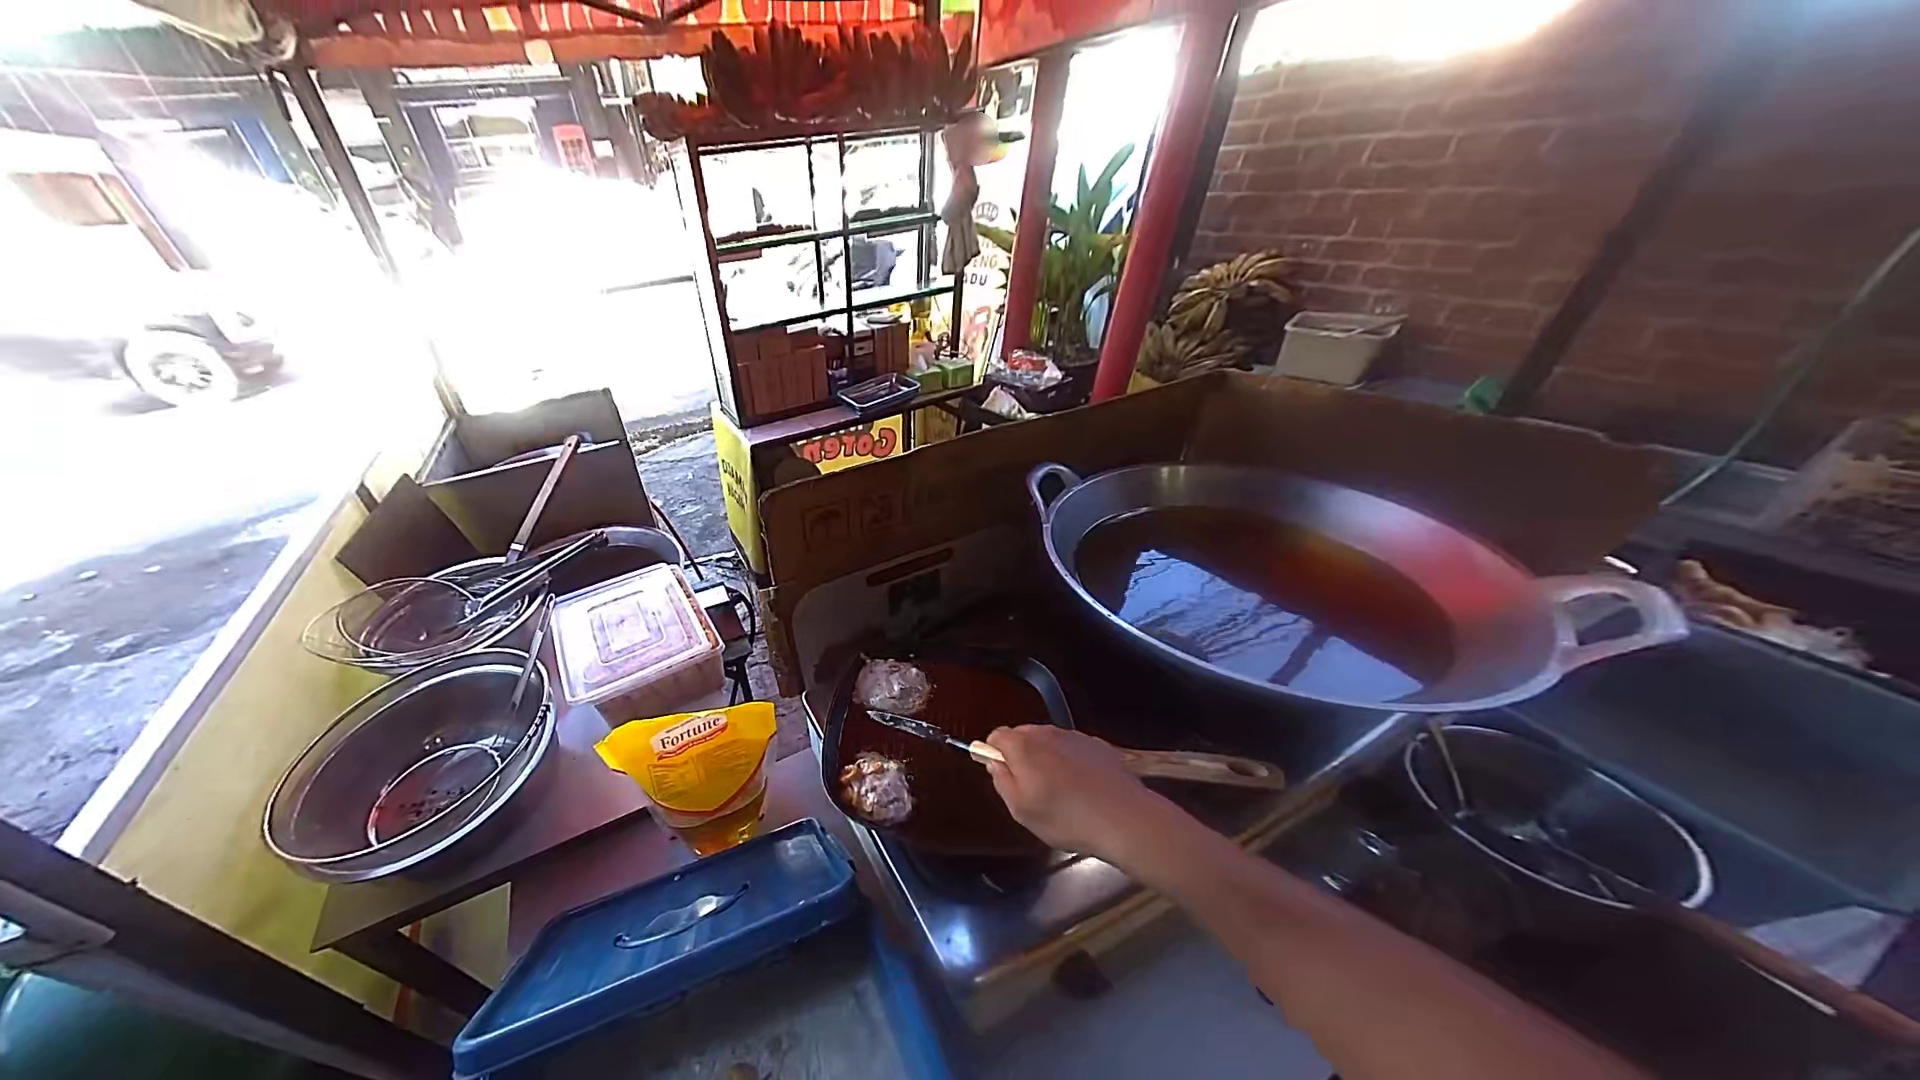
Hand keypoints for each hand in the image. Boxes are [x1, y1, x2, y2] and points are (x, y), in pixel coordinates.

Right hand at [983, 726, 1185, 864]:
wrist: (1124, 817)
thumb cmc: (1067, 818)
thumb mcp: (1022, 810)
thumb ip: (1002, 782)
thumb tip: (994, 763)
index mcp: (1024, 747)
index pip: (997, 735)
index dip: (994, 753)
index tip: (1002, 774)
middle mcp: (1048, 733)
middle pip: (1023, 735)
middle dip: (1020, 755)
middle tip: (1030, 788)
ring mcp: (1075, 736)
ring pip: (1048, 741)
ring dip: (1046, 758)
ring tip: (1059, 792)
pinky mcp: (1097, 744)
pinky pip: (1072, 748)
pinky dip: (1070, 761)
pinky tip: (1081, 787)